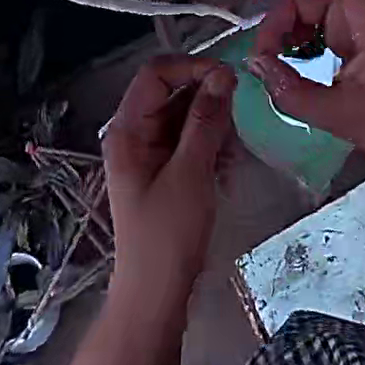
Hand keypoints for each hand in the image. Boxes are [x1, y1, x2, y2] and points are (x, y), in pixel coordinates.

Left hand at [101, 55, 235, 310]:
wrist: (155, 297)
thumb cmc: (167, 236)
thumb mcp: (191, 173)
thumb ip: (206, 121)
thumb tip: (224, 75)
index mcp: (128, 129)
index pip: (156, 73)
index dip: (192, 67)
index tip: (229, 79)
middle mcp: (135, 132)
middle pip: (173, 92)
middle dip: (208, 102)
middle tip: (236, 124)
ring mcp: (149, 151)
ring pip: (186, 116)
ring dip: (214, 128)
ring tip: (231, 156)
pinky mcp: (165, 168)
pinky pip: (190, 140)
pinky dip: (211, 147)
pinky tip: (227, 169)